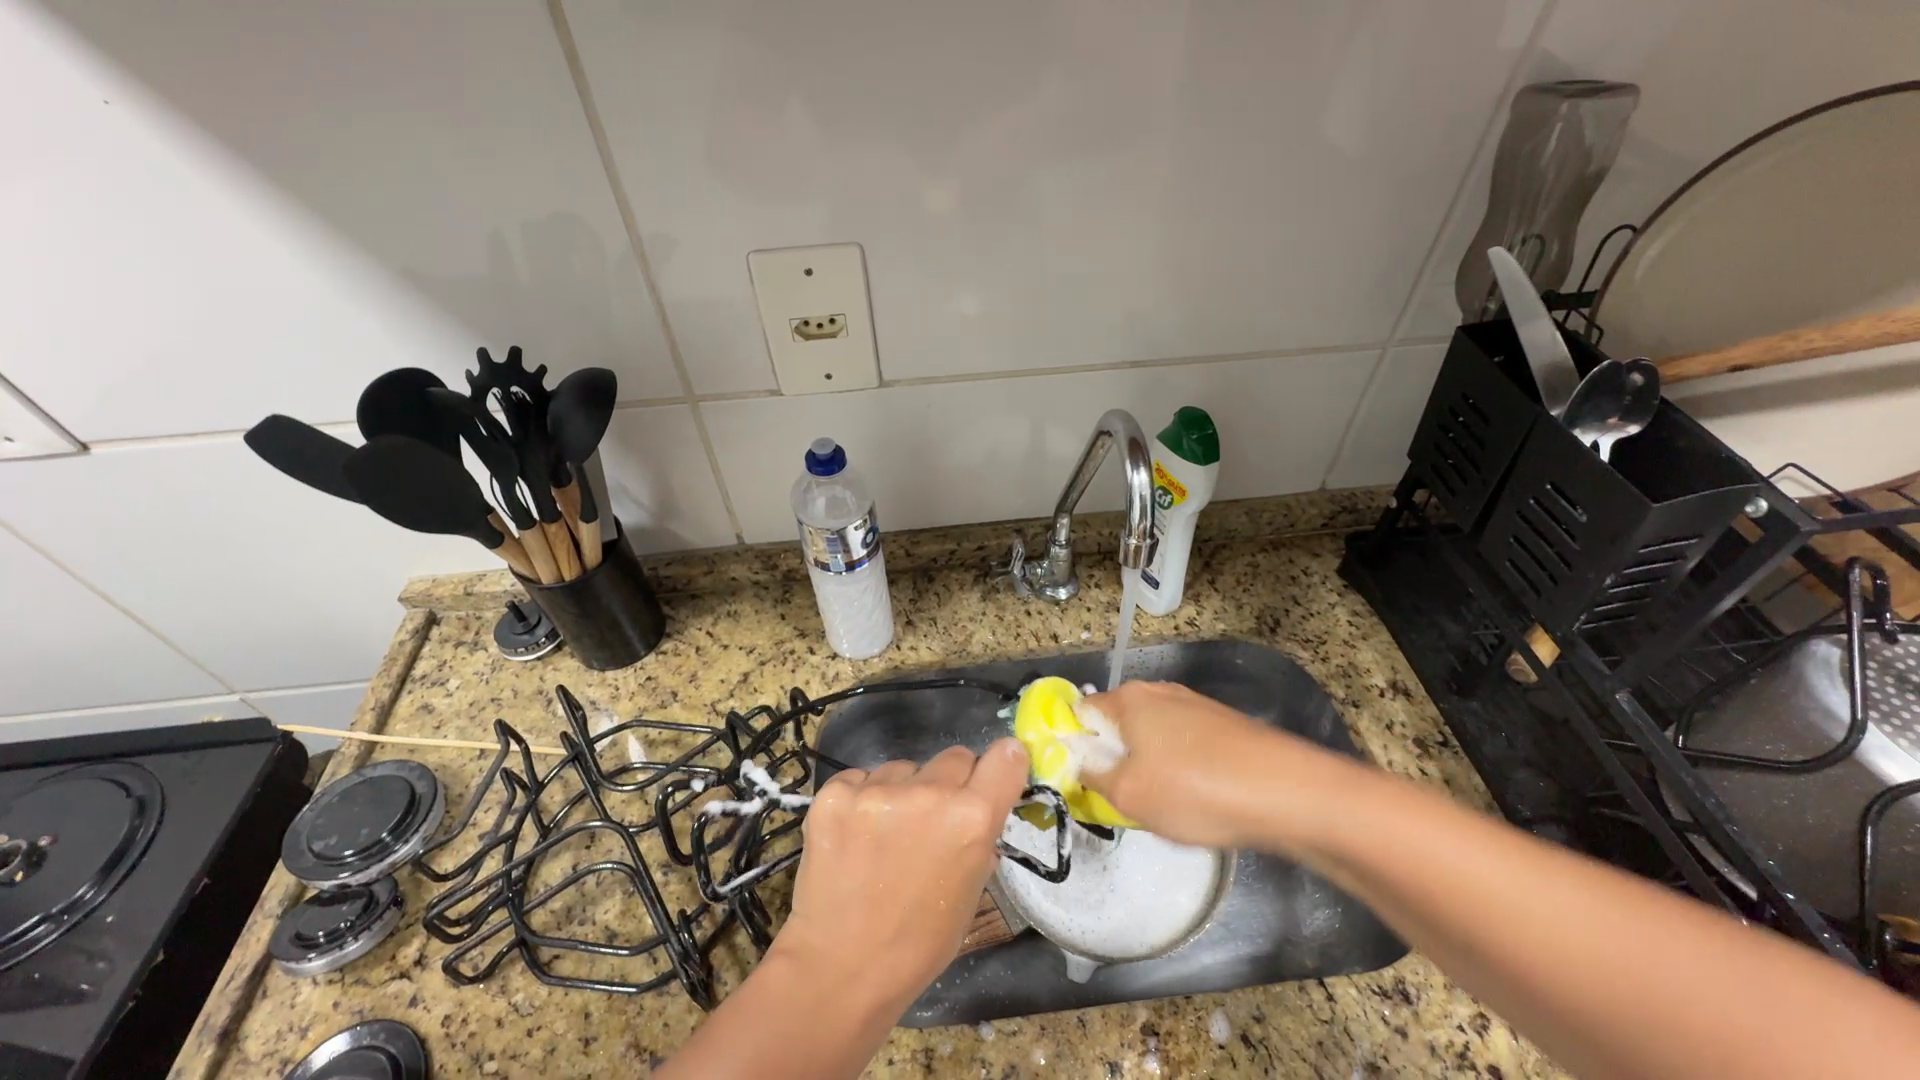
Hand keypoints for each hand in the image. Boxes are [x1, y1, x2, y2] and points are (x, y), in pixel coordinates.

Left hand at [771, 738, 1028, 1009]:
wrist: (841, 967)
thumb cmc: (918, 943)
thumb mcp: (971, 892)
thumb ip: (980, 839)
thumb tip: (980, 812)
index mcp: (973, 818)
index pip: (1005, 756)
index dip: (1002, 765)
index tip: (994, 776)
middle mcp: (930, 792)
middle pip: (954, 758)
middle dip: (950, 784)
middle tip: (932, 822)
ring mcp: (878, 790)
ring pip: (904, 768)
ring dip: (902, 792)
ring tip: (884, 839)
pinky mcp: (835, 794)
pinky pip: (861, 778)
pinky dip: (861, 799)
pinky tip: (853, 837)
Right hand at [1077, 681, 1363, 850]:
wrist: (1287, 793)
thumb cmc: (1195, 790)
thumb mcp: (1127, 795)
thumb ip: (1091, 775)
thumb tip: (1077, 759)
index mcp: (1128, 699)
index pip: (1080, 712)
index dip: (1073, 746)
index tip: (1079, 781)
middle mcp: (1159, 692)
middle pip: (1117, 725)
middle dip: (1112, 760)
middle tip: (1119, 800)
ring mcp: (1196, 706)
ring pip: (1152, 738)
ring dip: (1147, 768)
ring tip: (1163, 806)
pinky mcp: (1224, 726)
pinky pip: (1184, 747)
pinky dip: (1181, 770)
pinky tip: (1198, 800)